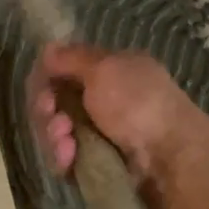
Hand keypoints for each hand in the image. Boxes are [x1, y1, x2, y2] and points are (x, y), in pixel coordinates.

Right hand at [26, 44, 206, 178]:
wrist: (165, 153)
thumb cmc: (138, 102)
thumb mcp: (105, 68)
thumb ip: (71, 58)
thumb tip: (47, 48)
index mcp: (109, 72)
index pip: (63, 72)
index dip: (45, 80)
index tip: (42, 88)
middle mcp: (102, 100)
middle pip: (53, 104)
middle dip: (47, 111)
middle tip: (54, 116)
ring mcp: (97, 133)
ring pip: (55, 133)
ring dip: (53, 136)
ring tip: (66, 142)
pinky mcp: (93, 161)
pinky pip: (64, 158)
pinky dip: (62, 157)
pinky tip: (70, 157)